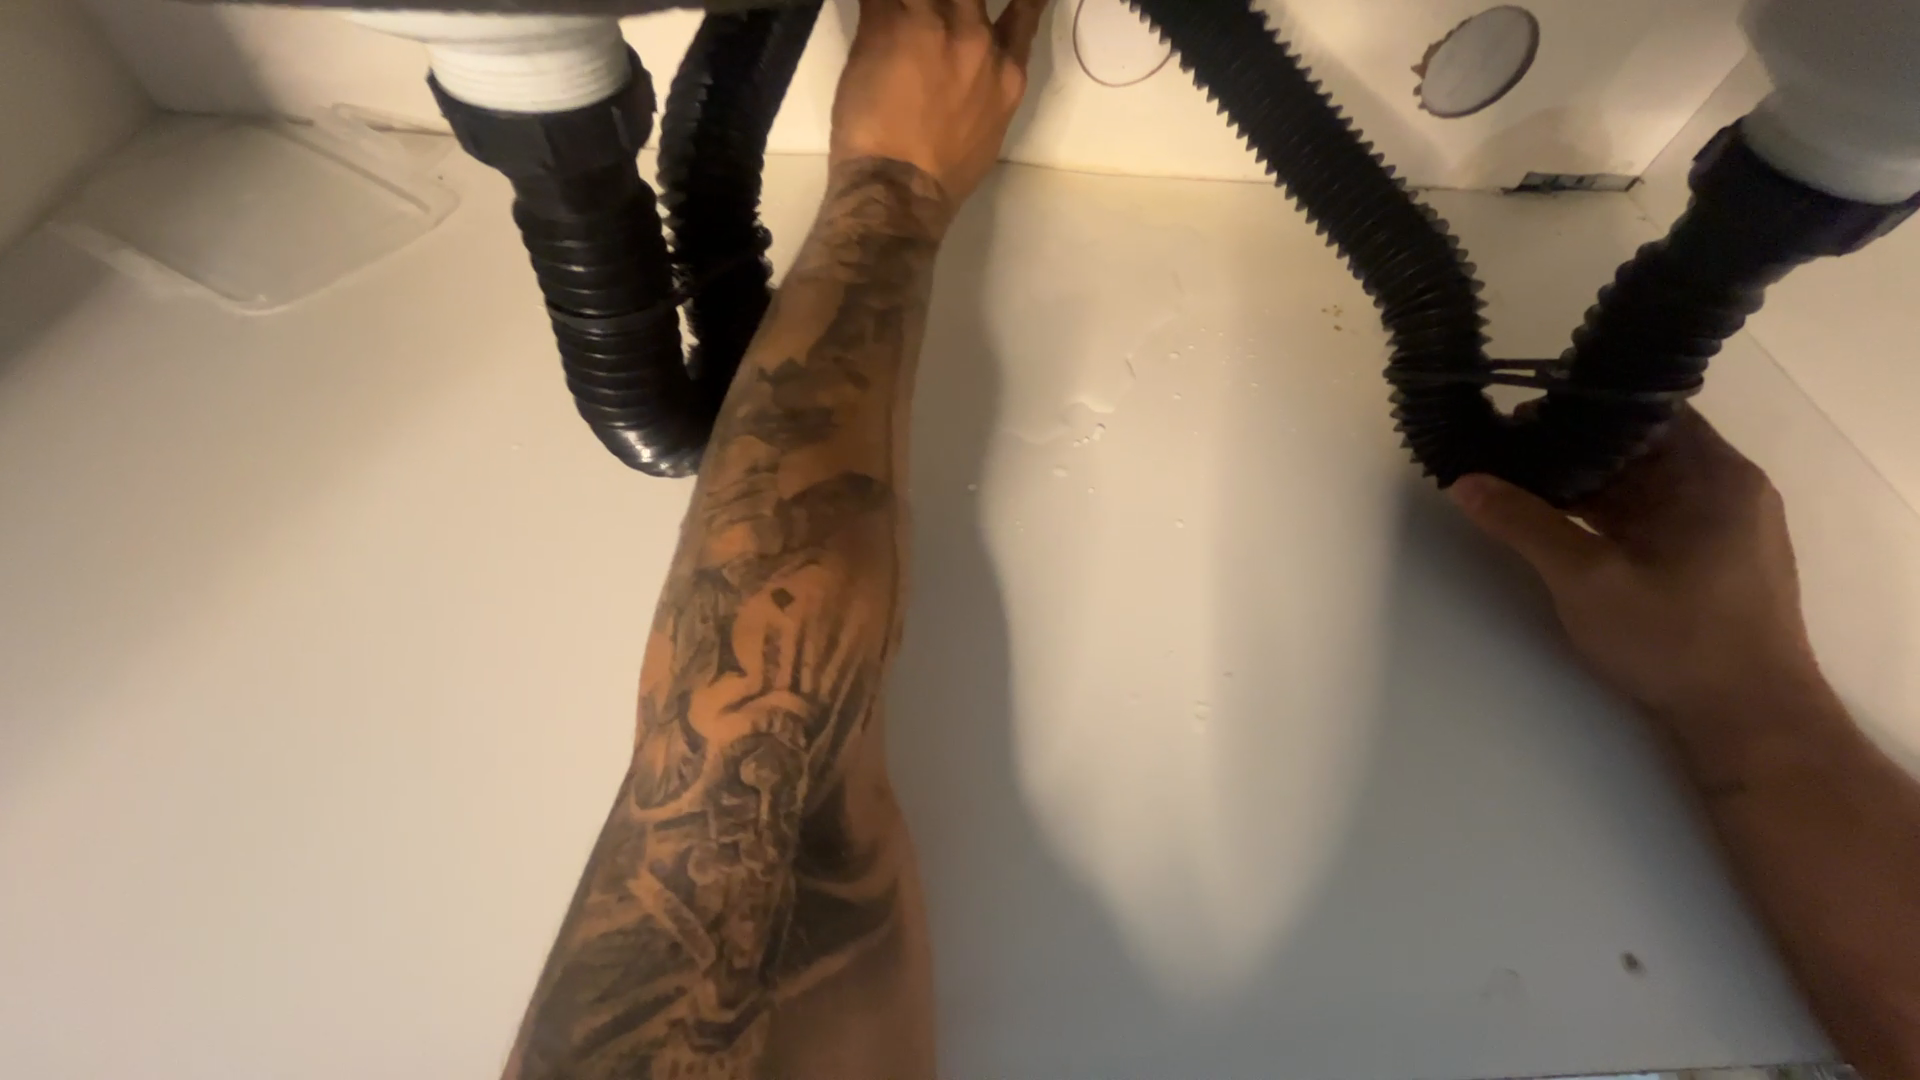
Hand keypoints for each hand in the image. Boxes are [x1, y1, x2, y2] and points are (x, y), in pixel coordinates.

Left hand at [831, 0, 1051, 214]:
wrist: (900, 188)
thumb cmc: (942, 178)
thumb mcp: (986, 134)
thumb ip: (986, 91)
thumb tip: (973, 81)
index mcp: (1005, 71)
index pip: (1026, 9)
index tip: (1001, 4)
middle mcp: (976, 38)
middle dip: (954, 3)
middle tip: (934, 19)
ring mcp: (932, 23)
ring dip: (912, 7)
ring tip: (901, 24)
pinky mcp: (885, 21)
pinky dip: (876, 6)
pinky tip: (873, 20)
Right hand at [1449, 408, 1819, 719]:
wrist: (1743, 719)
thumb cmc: (1674, 638)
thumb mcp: (1585, 578)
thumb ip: (1523, 523)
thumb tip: (1463, 481)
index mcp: (1714, 478)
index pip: (1648, 412)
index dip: (1584, 406)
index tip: (1519, 412)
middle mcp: (1721, 489)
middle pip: (1636, 445)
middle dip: (1567, 444)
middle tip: (1499, 446)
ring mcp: (1709, 524)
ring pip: (1632, 480)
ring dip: (1574, 479)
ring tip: (1508, 477)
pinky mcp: (1693, 555)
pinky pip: (1635, 512)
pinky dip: (1590, 508)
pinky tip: (1542, 515)